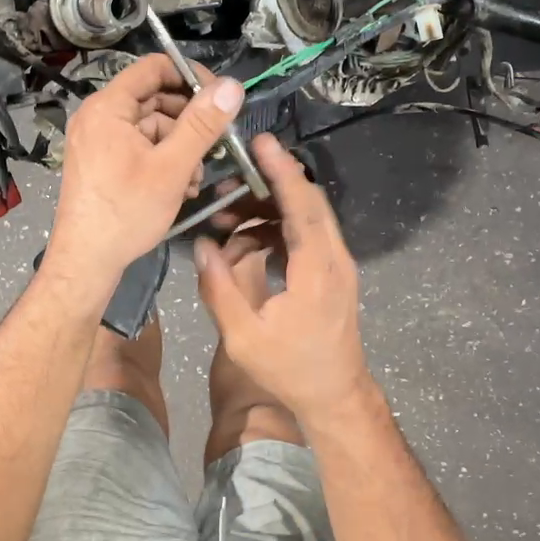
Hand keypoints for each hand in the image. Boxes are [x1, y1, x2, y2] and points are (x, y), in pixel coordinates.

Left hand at [46, 54, 245, 277]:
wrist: (86, 259)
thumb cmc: (126, 211)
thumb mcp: (172, 166)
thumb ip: (202, 124)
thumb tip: (231, 87)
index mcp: (108, 107)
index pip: (153, 67)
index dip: (190, 76)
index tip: (219, 98)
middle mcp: (97, 116)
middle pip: (153, 98)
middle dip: (188, 121)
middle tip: (216, 145)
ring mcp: (95, 139)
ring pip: (150, 126)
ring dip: (179, 146)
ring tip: (195, 178)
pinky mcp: (99, 161)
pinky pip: (137, 146)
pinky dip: (161, 159)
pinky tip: (180, 186)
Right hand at [194, 133, 371, 418]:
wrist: (335, 397)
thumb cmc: (290, 370)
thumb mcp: (244, 337)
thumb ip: (220, 289)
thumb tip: (202, 245)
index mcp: (317, 271)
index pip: (302, 207)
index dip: (282, 172)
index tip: (262, 143)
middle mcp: (334, 259)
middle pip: (307, 202)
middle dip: (272, 178)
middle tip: (235, 165)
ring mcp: (337, 265)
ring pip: (305, 217)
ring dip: (267, 207)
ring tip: (225, 213)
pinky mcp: (331, 273)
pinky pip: (304, 235)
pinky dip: (274, 228)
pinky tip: (242, 242)